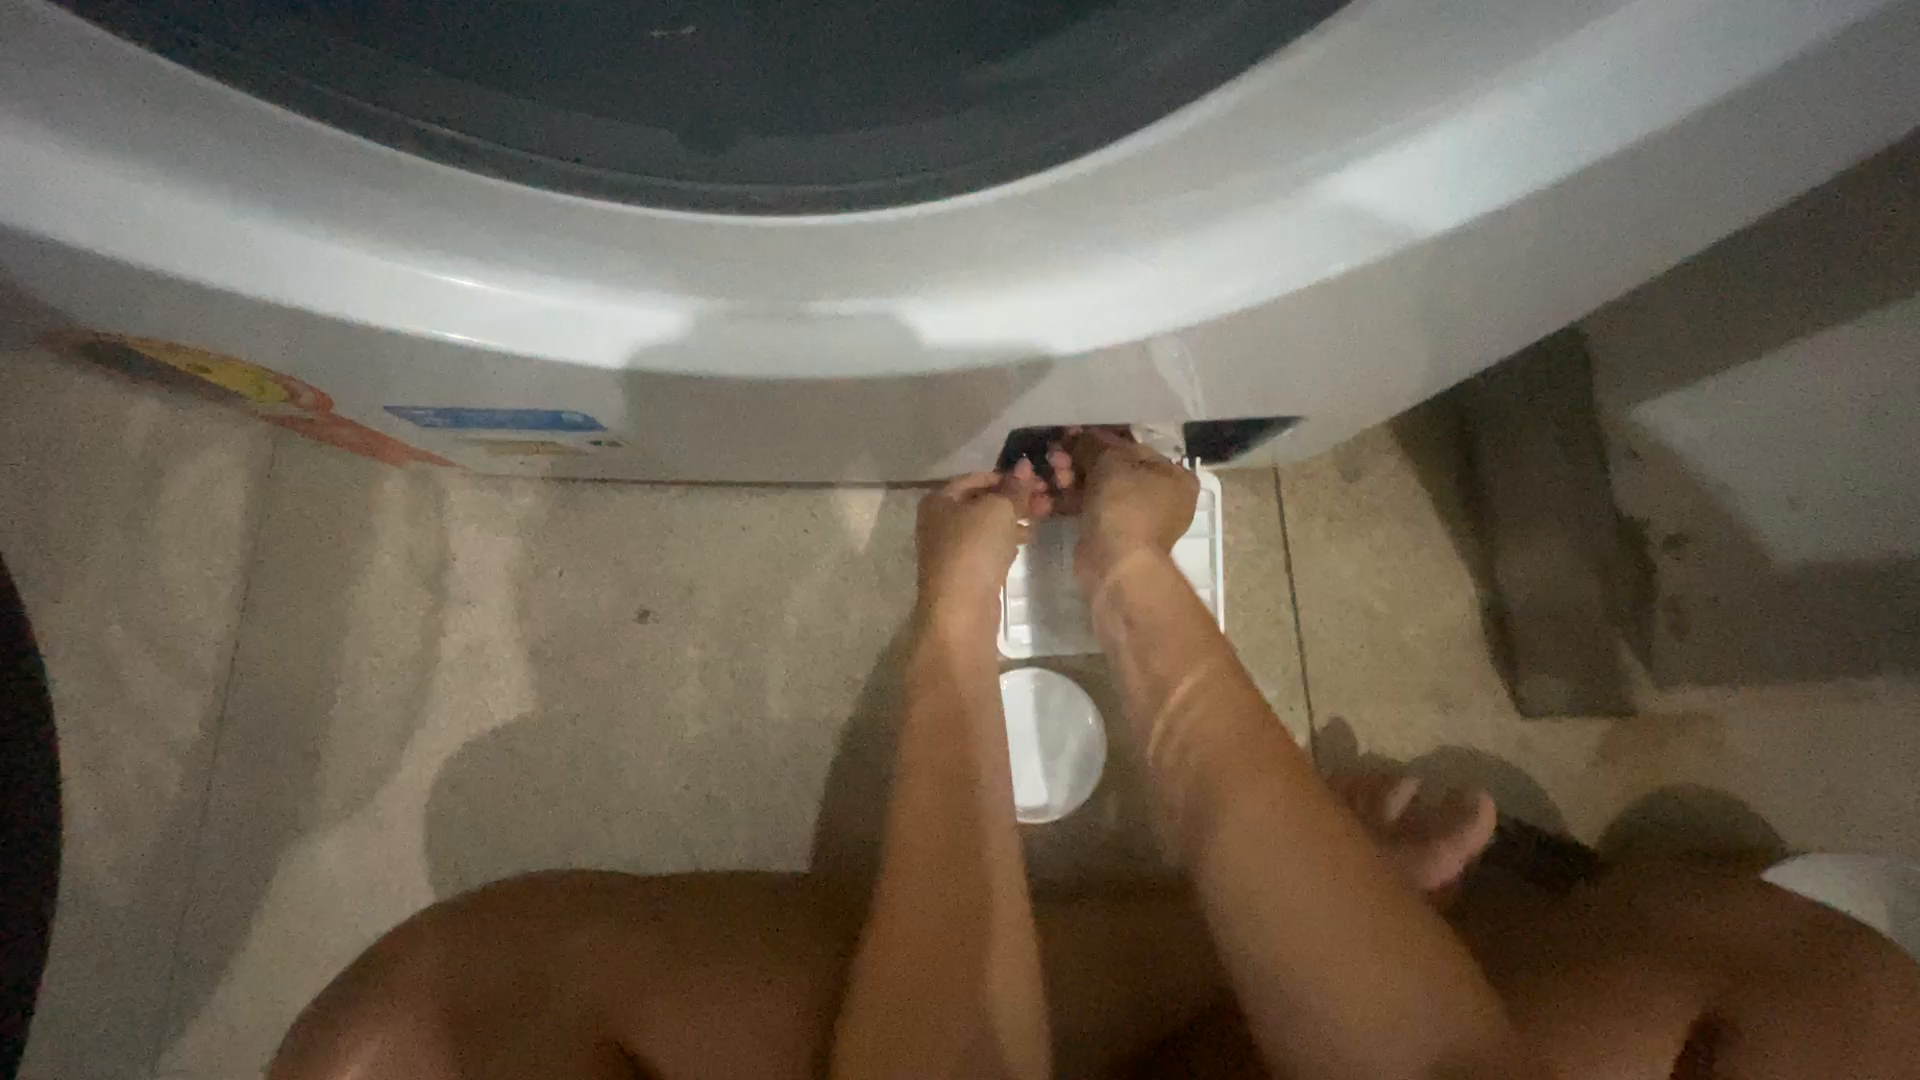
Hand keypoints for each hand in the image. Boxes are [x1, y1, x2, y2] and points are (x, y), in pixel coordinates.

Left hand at [915, 463, 1046, 622]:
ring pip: (987, 526)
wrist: (961, 609)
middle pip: (982, 502)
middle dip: (1015, 498)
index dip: (1007, 476)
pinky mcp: (964, 573)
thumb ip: (1014, 488)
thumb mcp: (999, 509)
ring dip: (1015, 518)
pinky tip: (1027, 540)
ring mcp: (950, 550)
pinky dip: (1007, 540)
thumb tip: (1025, 466)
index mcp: (939, 500)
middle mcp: (939, 522)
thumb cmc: (974, 548)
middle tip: (1047, 497)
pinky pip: (988, 548)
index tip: (1036, 478)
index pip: (976, 478)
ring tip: (1045, 515)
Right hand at [1056, 429, 1198, 581]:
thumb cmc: (1125, 504)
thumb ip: (1092, 443)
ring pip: (1099, 489)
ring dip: (1072, 478)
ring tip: (1052, 473)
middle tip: (1056, 456)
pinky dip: (1072, 500)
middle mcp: (1161, 498)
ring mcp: (1136, 519)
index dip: (1099, 438)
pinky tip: (1049, 492)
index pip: (1133, 447)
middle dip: (1081, 460)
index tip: (1071, 436)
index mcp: (1175, 476)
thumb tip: (1076, 436)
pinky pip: (1091, 509)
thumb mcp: (1110, 461)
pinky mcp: (1112, 535)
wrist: (1116, 561)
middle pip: (1114, 468)